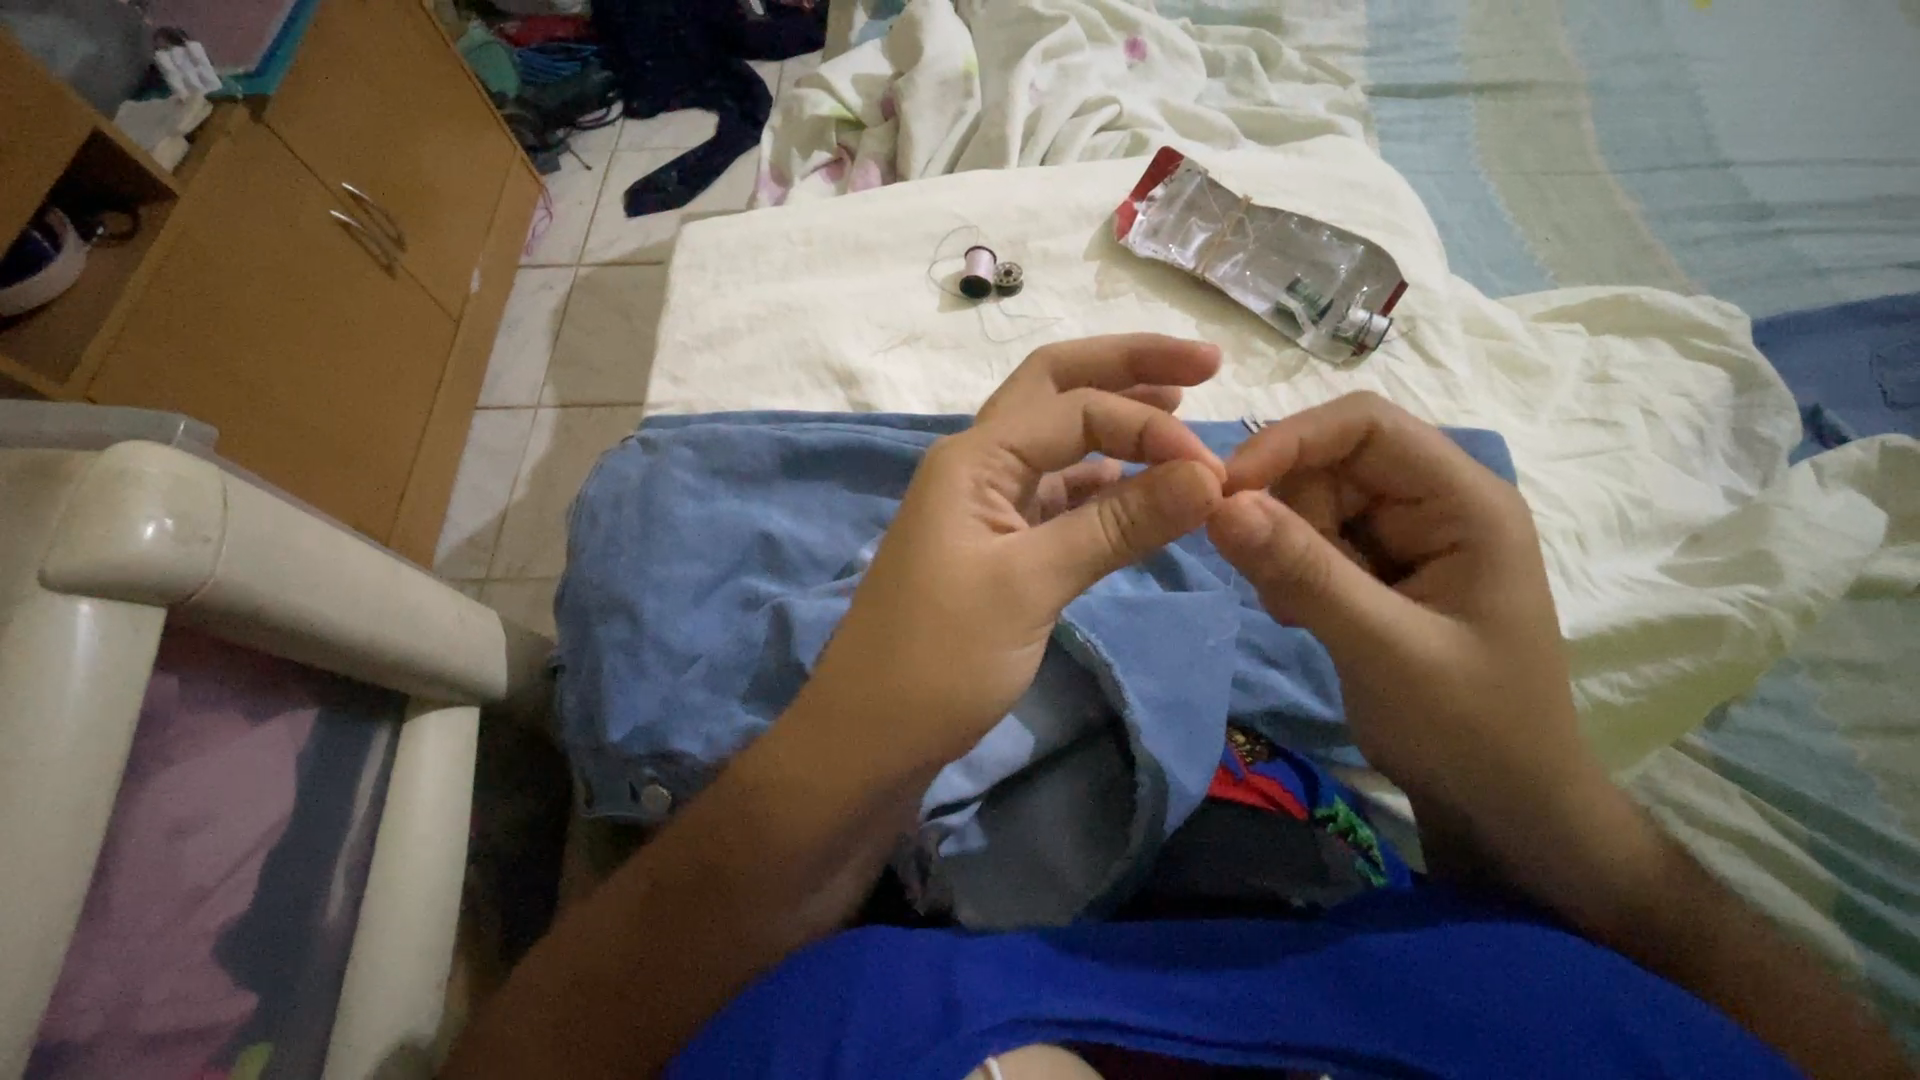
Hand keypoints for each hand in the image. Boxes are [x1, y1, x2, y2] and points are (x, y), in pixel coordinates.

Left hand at [796, 334, 1226, 767]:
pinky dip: (1103, 484)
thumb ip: (1117, 525)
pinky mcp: (998, 548)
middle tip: (1206, 362)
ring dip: (1116, 421)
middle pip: (1055, 389)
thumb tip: (1209, 478)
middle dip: (1126, 368)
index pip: (1077, 407)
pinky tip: (1143, 484)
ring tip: (1183, 408)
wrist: (871, 734)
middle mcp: (977, 465)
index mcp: (974, 458)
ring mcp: (986, 506)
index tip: (1215, 475)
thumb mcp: (1030, 585)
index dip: (1151, 426)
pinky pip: (1058, 496)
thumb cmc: (938, 660)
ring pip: (1058, 442)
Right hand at [1206, 392, 1604, 864]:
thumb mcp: (1384, 649)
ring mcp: (1406, 538)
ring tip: (1295, 615)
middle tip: (1276, 588)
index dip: (1289, 442)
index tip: (1224, 494)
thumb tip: (1218, 503)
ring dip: (1284, 550)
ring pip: (1310, 503)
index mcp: (1466, 502)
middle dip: (1285, 514)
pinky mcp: (1378, 570)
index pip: (1366, 425)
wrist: (1502, 806)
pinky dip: (1289, 573)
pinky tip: (1299, 620)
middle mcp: (1436, 504)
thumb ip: (1303, 572)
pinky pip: (1311, 542)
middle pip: (1329, 463)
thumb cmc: (1469, 728)